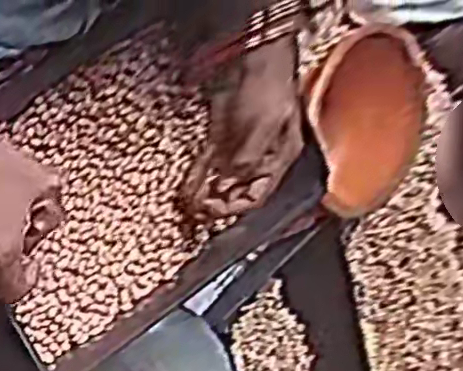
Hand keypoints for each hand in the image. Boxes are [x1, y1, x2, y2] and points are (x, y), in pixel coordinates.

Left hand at [184, 38, 303, 220]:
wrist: (247, 66)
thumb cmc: (266, 89)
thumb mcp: (264, 126)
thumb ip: (247, 159)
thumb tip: (227, 186)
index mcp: (278, 157)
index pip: (256, 196)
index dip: (234, 208)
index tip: (212, 210)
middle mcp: (256, 160)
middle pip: (233, 195)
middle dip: (213, 207)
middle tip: (195, 211)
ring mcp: (234, 155)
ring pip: (215, 188)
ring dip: (199, 199)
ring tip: (186, 206)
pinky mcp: (215, 149)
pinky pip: (202, 174)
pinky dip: (193, 185)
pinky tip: (184, 194)